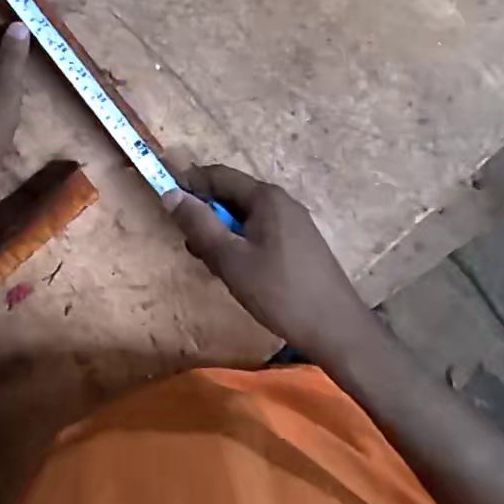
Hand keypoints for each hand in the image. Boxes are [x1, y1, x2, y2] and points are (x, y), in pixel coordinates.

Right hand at [165, 165, 372, 356]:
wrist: (336, 328)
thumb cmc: (279, 291)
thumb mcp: (231, 259)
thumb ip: (199, 224)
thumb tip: (170, 194)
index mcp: (266, 196)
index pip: (218, 175)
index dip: (190, 184)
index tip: (167, 203)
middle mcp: (281, 200)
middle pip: (232, 196)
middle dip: (207, 215)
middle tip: (192, 248)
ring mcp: (294, 221)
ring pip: (246, 217)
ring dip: (223, 234)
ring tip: (214, 266)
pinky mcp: (300, 242)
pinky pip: (261, 231)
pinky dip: (242, 244)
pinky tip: (240, 273)